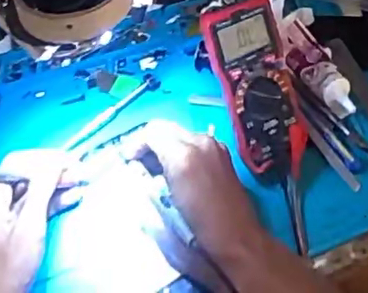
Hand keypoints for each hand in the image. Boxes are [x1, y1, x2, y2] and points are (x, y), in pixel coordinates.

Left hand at [0, 150, 68, 292]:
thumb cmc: (6, 272)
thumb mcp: (29, 228)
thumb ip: (41, 190)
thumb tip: (54, 162)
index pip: (20, 163)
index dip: (47, 160)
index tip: (70, 162)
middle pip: (23, 178)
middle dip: (52, 175)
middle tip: (77, 173)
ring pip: (26, 194)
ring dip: (52, 190)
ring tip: (77, 185)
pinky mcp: (0, 235)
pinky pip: (23, 210)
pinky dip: (42, 206)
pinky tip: (64, 200)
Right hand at [126, 122, 267, 271]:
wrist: (239, 240)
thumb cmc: (201, 232)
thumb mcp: (168, 206)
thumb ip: (153, 174)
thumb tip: (142, 163)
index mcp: (183, 155)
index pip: (152, 133)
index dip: (136, 143)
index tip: (128, 158)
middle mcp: (198, 140)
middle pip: (165, 127)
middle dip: (149, 140)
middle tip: (138, 159)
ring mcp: (212, 143)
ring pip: (179, 131)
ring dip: (164, 143)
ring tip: (155, 164)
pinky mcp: (221, 150)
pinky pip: (193, 139)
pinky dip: (180, 146)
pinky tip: (176, 166)